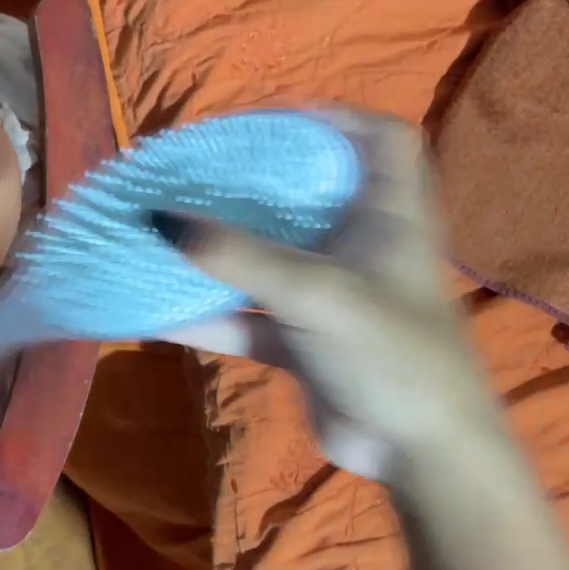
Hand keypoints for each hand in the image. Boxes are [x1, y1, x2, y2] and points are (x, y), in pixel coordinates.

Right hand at [159, 111, 501, 480]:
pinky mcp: (296, 336)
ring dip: (209, 249)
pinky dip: (196, 314)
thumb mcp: (315, 295)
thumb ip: (235, 254)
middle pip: (302, 195)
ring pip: (259, 256)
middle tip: (187, 173)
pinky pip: (236, 314)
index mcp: (386, 221)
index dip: (331, 117)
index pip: (381, 142)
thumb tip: (155, 217)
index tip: (261, 120)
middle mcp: (354, 250)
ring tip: (155, 231)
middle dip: (244, 181)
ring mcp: (322, 295)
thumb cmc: (391, 356)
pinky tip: (151, 313)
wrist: (417, 452)